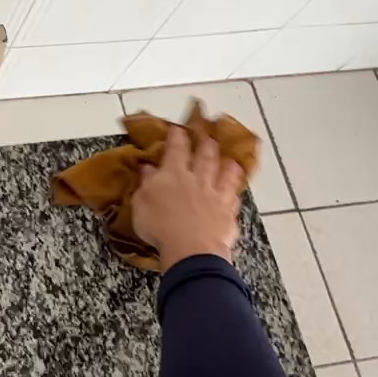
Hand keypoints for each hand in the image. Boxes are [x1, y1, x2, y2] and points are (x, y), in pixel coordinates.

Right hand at [132, 126, 241, 269]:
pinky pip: (234, 196)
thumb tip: (148, 168)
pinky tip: (236, 190)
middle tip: (208, 135)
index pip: (176, 149)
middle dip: (205, 143)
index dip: (177, 137)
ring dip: (227, 164)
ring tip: (230, 159)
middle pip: (205, 156)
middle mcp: (197, 179)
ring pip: (225, 173)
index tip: (177, 129)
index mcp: (173, 174)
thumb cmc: (158, 225)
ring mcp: (216, 194)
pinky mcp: (227, 212)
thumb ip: (146, 184)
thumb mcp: (141, 203)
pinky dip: (235, 190)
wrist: (190, 247)